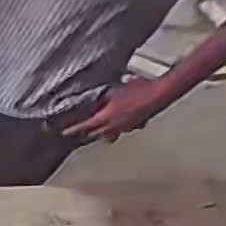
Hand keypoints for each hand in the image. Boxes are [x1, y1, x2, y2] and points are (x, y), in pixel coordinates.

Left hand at [61, 78, 179, 141]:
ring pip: (106, 135)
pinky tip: (115, 123)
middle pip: (93, 135)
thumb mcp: (115, 91)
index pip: (84, 126)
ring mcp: (124, 128)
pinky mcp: (134, 127)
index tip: (64, 132)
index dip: (73, 129)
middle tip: (77, 132)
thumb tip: (93, 105)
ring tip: (94, 130)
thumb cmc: (140, 89)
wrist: (161, 93)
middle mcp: (113, 127)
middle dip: (84, 134)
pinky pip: (119, 131)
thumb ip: (102, 100)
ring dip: (98, 134)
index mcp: (106, 118)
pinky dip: (113, 129)